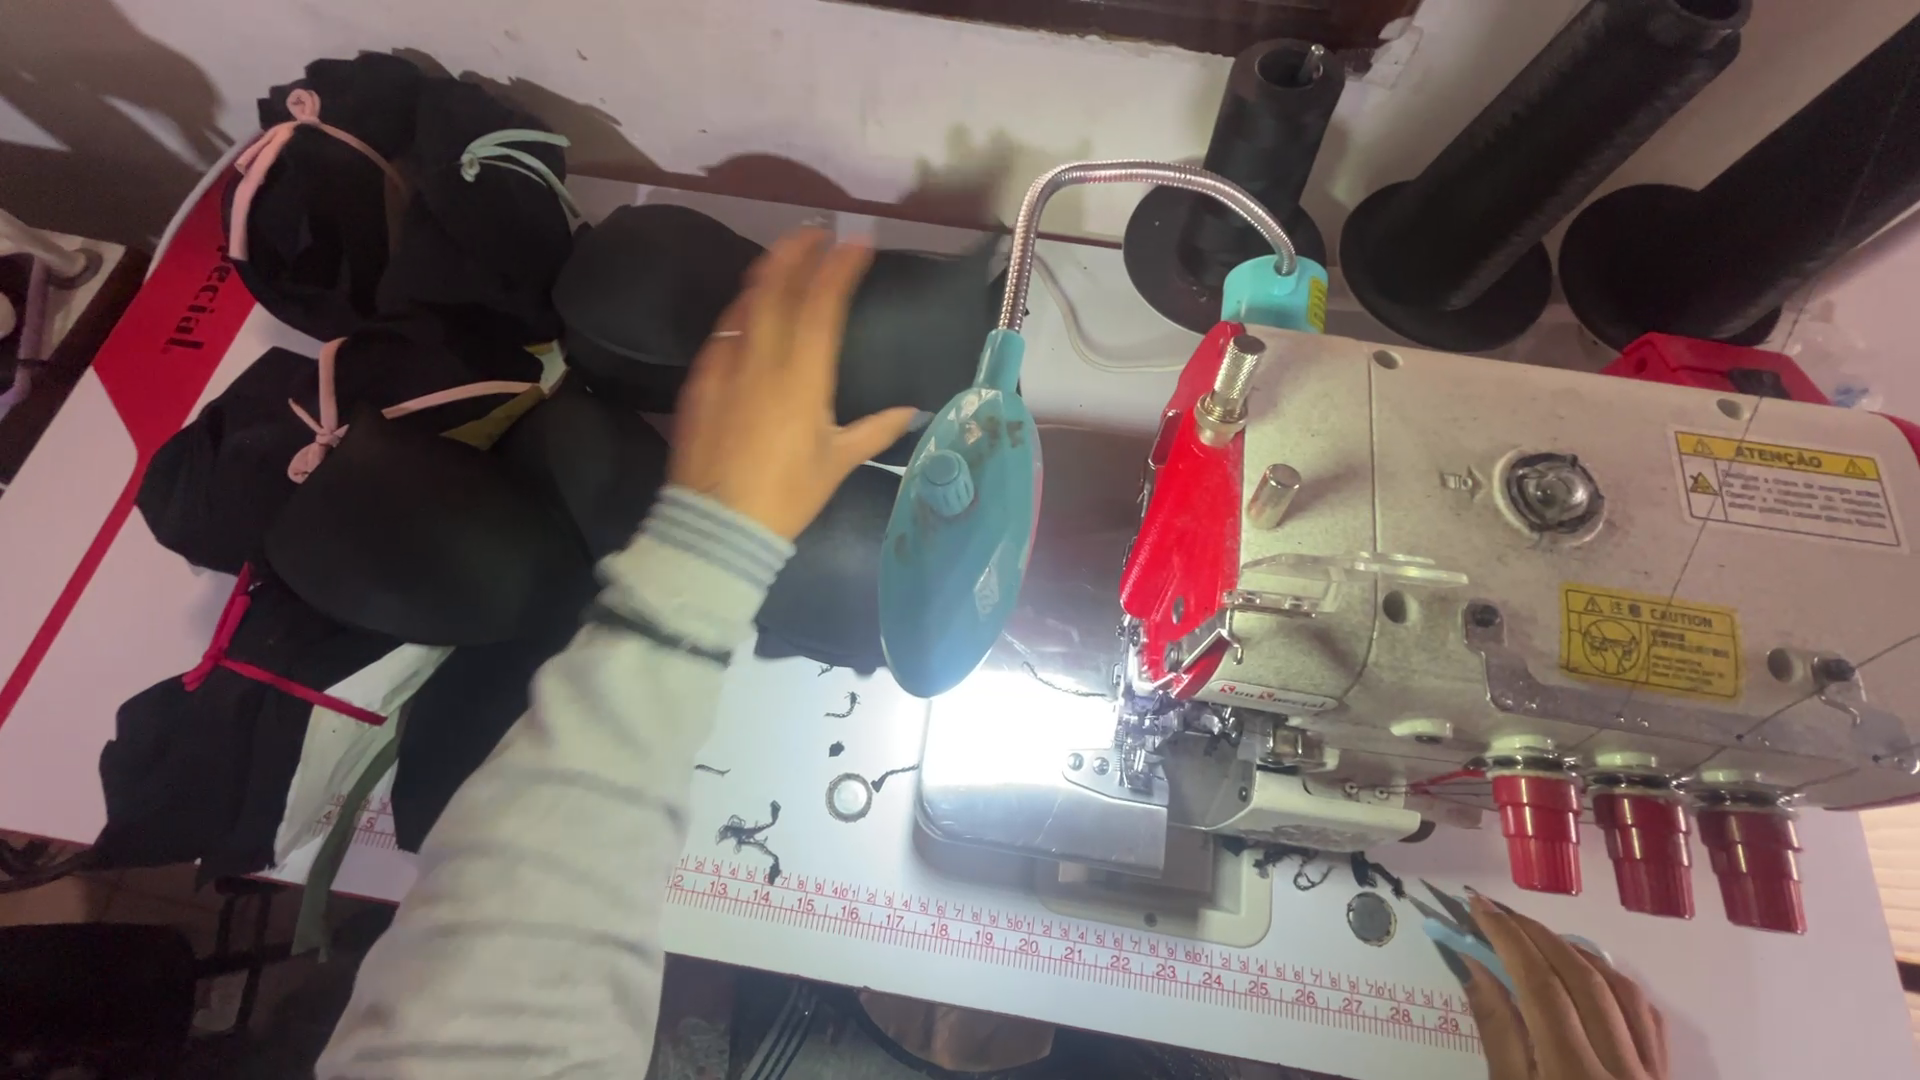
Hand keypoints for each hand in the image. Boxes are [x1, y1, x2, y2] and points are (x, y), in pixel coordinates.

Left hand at [667, 229, 918, 539]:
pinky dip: (739, 316)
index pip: (822, 305)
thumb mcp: (838, 463)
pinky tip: (747, 317)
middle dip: (794, 252)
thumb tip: (912, 412)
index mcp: (802, 378)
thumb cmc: (788, 495)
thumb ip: (875, 431)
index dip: (839, 268)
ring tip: (782, 262)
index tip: (856, 243)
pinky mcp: (698, 383)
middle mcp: (762, 360)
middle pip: (775, 288)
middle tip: (813, 232)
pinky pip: (721, 335)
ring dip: (764, 276)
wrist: (719, 525)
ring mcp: (724, 367)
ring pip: (743, 305)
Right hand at [1461, 895, 1668, 1079]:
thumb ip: (1497, 1030)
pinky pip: (1645, 1018)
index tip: (1475, 906)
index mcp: (1575, 1078)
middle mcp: (1625, 1074)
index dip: (1506, 937)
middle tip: (1494, 909)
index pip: (1541, 985)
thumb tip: (1471, 962)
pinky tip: (1584, 973)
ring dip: (1573, 951)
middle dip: (1534, 933)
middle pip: (1583, 978)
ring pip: (1622, 992)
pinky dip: (1611, 982)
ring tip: (1533, 933)